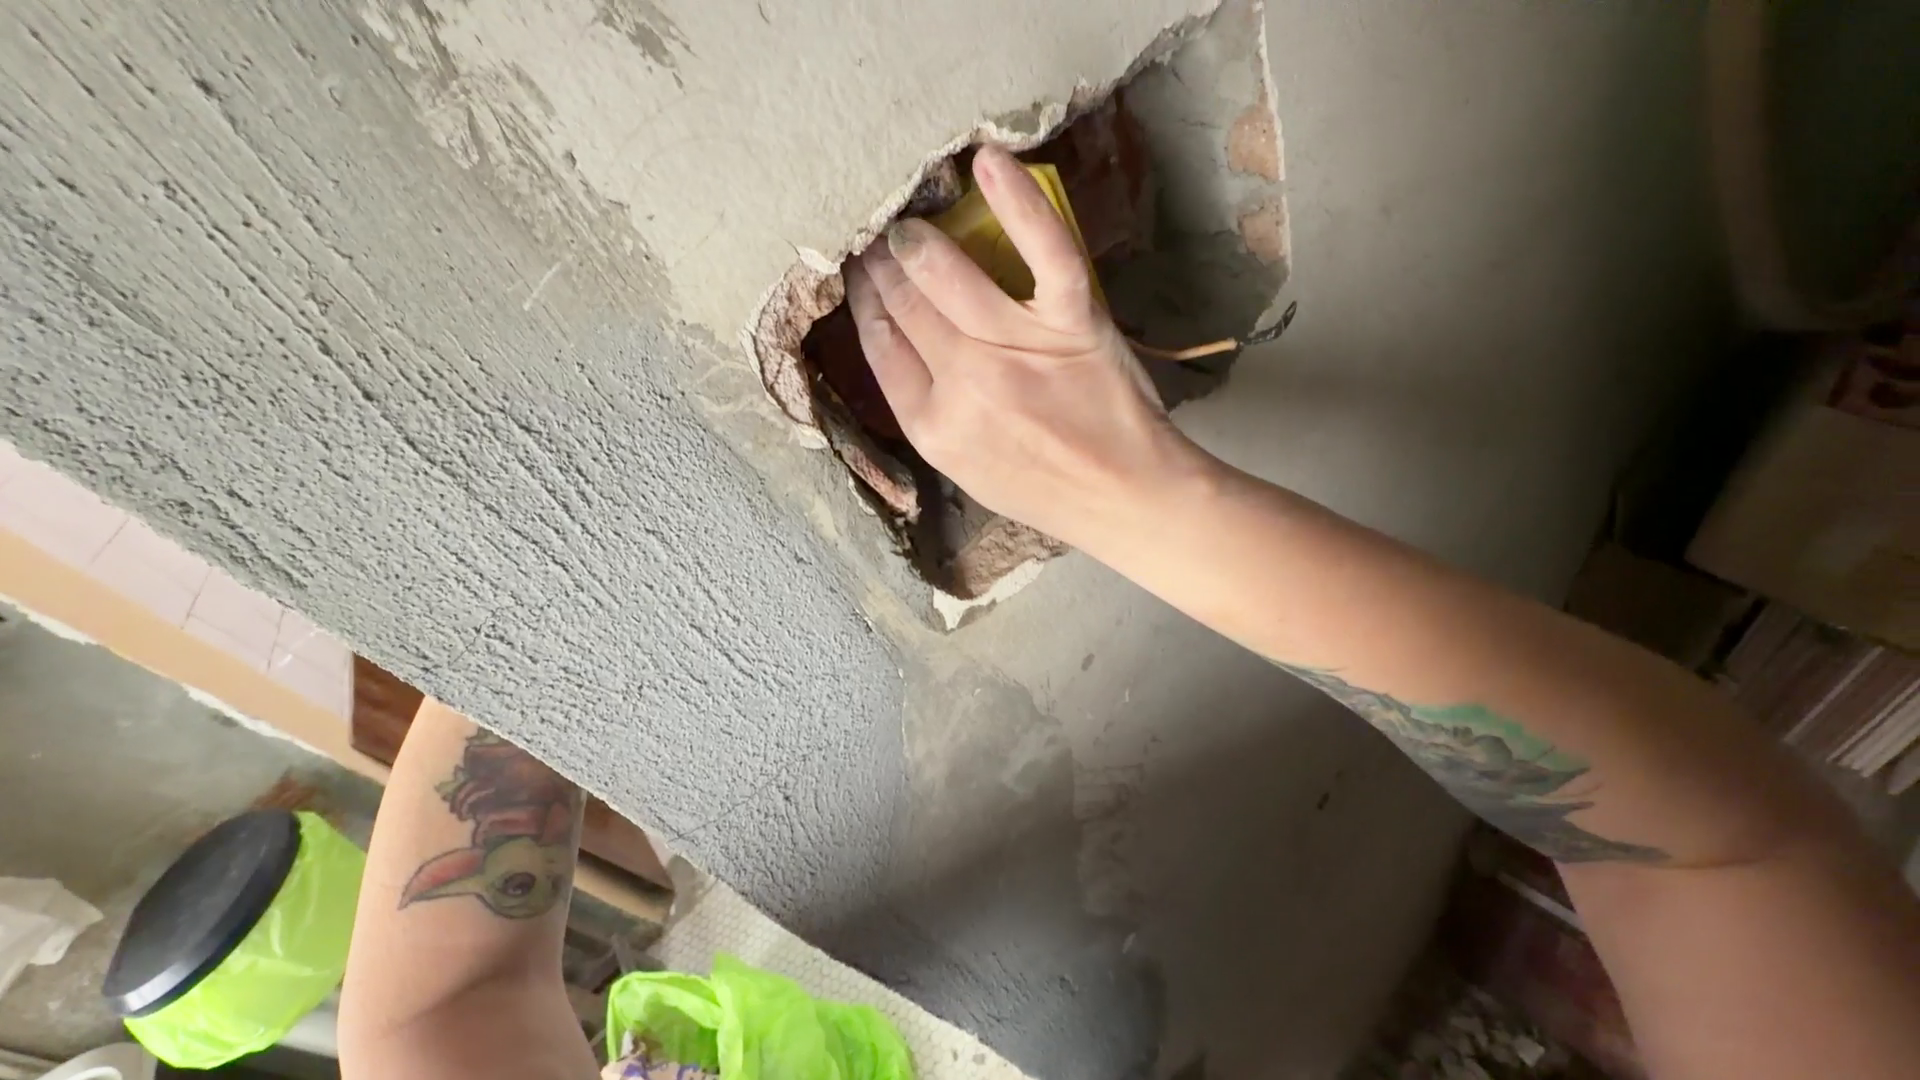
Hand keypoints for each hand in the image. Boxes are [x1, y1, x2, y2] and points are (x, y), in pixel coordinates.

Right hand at [845, 145, 1202, 550]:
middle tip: (877, 234)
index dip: (865, 300)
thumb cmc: (1045, 487)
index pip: (880, 343)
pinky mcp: (1072, 323)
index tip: (860, 275)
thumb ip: (926, 412)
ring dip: (919, 237)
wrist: (1125, 496)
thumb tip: (898, 343)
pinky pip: (1041, 250)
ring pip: (947, 273)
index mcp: (931, 426)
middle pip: (906, 303)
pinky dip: (1016, 201)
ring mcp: (1017, 350)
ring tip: (910, 220)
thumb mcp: (965, 469)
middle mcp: (965, 384)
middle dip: (883, 262)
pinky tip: (986, 164)